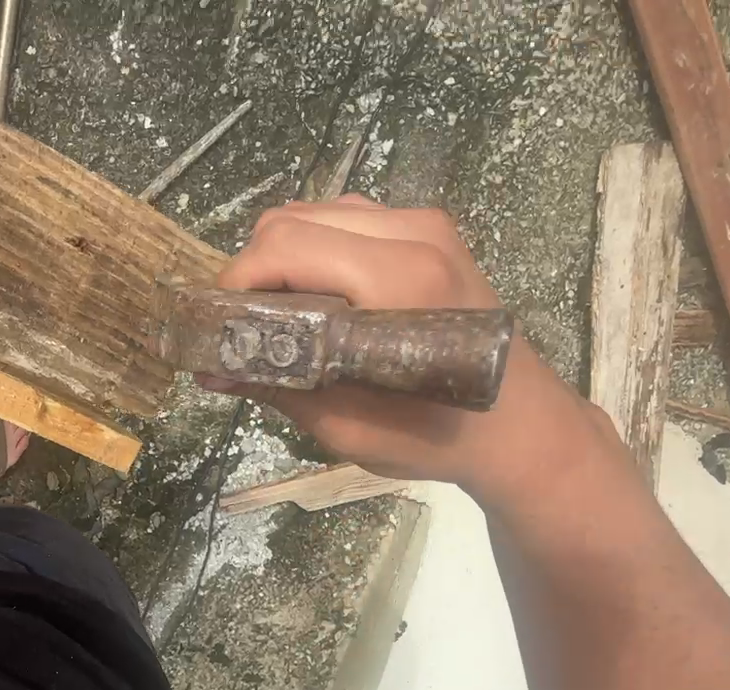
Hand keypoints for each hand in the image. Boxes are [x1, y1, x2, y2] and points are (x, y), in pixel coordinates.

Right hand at [204, 197, 619, 507]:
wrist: (521, 428)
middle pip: (293, 218)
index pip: (284, 245)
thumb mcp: (345, 425)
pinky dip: (315, 250)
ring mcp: (426, 225)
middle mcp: (413, 233)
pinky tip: (315, 297)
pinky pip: (349, 220)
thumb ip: (275, 386)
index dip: (235, 280)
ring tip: (274, 313)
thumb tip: (208, 370)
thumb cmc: (436, 437)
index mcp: (397, 278)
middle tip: (242, 324)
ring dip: (282, 257)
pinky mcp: (431, 233)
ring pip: (318, 212)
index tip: (217, 325)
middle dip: (251, 269)